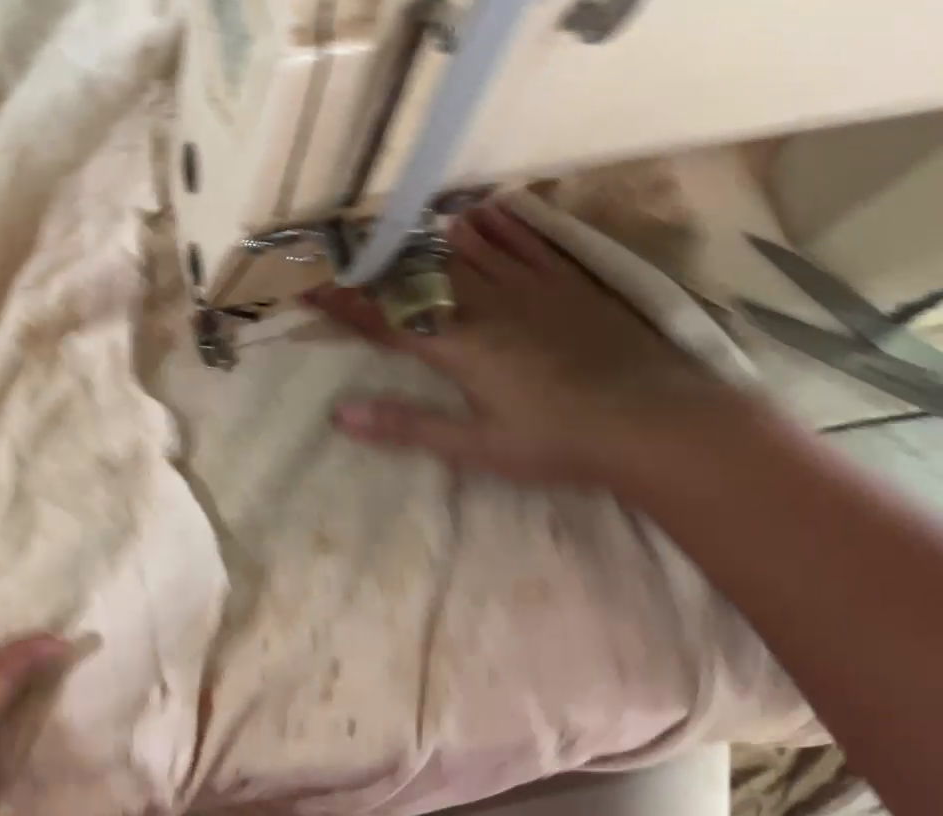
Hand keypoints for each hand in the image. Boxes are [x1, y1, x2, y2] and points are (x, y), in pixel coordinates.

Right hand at [311, 201, 750, 488]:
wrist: (660, 423)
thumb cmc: (558, 442)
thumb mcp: (475, 446)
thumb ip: (407, 426)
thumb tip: (340, 415)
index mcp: (462, 347)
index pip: (389, 321)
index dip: (347, 306)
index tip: (311, 292)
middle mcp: (491, 307)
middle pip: (426, 278)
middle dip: (382, 266)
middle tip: (350, 252)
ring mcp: (535, 291)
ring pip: (475, 252)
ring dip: (435, 238)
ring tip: (404, 223)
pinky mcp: (572, 287)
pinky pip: (530, 245)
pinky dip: (504, 227)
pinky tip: (485, 213)